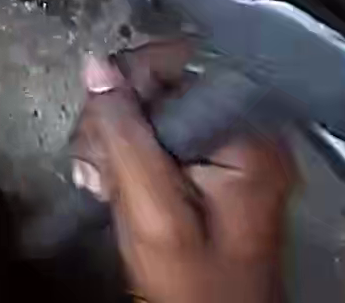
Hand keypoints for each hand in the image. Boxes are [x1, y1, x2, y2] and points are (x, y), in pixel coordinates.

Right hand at [70, 46, 295, 302]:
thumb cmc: (191, 283)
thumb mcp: (152, 207)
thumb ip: (124, 133)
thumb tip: (97, 65)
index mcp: (247, 143)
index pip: (183, 64)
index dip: (135, 74)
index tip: (107, 106)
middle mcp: (235, 137)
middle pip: (152, 83)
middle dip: (110, 115)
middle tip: (100, 159)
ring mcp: (211, 151)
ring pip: (135, 105)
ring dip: (102, 136)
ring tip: (100, 178)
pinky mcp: (189, 164)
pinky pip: (136, 130)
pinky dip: (109, 150)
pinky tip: (105, 180)